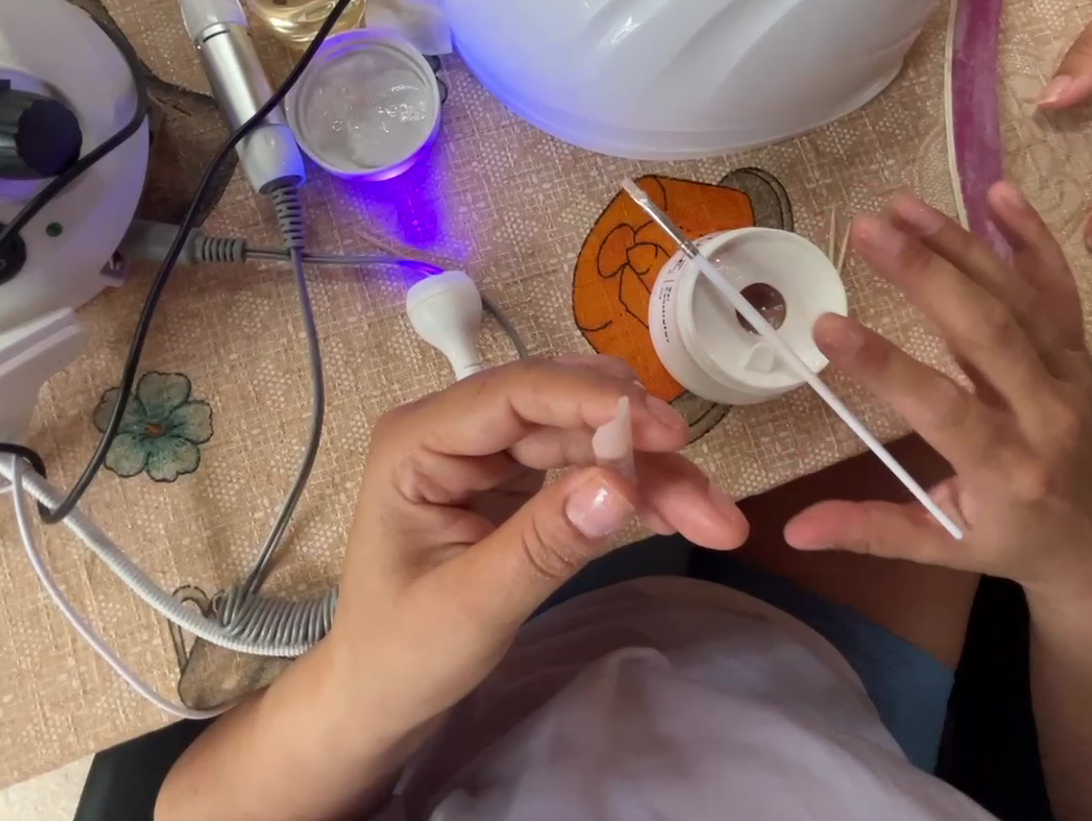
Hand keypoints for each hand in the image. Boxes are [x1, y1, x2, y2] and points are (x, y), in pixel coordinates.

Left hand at [324, 357, 748, 738]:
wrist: (377, 697)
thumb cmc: (400, 656)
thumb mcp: (470, 607)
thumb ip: (543, 544)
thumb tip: (619, 485)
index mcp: (418, 441)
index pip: (514, 394)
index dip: (593, 401)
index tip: (668, 431)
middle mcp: (455, 430)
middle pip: (560, 414)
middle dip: (637, 448)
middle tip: (707, 494)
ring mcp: (487, 455)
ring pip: (582, 439)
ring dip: (648, 473)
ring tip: (714, 518)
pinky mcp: (513, 482)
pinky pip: (581, 468)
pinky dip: (630, 491)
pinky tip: (674, 513)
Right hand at [785, 186, 1091, 602]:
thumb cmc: (1011, 544)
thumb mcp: (939, 547)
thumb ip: (868, 530)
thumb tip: (792, 529)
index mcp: (1009, 468)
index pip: (942, 406)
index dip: (884, 366)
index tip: (825, 326)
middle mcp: (1046, 413)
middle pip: (988, 331)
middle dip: (925, 275)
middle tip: (866, 231)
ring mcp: (1069, 376)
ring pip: (1018, 299)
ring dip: (959, 245)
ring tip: (900, 208)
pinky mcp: (1079, 355)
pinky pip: (1058, 290)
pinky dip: (1032, 239)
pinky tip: (997, 195)